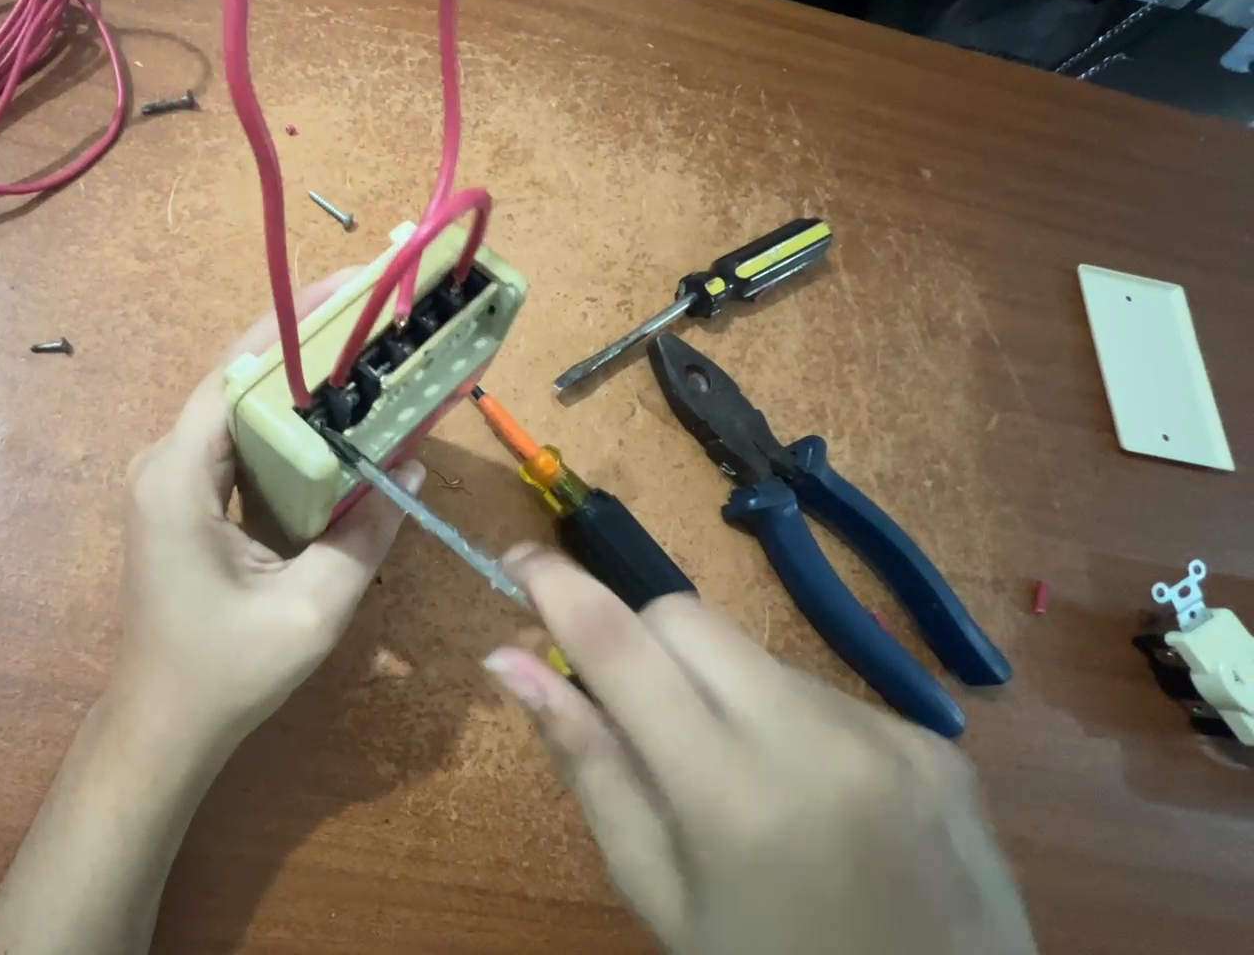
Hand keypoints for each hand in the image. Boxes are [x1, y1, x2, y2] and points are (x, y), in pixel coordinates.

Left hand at [111, 271, 423, 752]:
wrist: (164, 724)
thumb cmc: (228, 674)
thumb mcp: (312, 610)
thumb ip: (365, 536)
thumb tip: (413, 466)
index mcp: (178, 477)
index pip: (237, 373)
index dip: (294, 325)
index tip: (351, 290)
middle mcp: (161, 462)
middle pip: (237, 381)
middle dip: (305, 345)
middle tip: (373, 318)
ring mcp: (166, 479)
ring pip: (237, 409)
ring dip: (295, 384)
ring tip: (361, 356)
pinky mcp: (179, 497)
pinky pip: (233, 444)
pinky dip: (281, 427)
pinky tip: (330, 423)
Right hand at [484, 547, 1035, 954]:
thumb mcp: (652, 883)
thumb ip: (582, 758)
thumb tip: (505, 658)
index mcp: (728, 791)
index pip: (620, 646)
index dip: (559, 586)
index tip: (517, 557)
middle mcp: (815, 740)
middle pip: (682, 617)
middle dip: (636, 639)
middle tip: (630, 708)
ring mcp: (888, 735)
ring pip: (747, 651)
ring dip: (710, 684)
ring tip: (732, 772)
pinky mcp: (934, 742)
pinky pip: (815, 687)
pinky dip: (778, 715)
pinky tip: (805, 790)